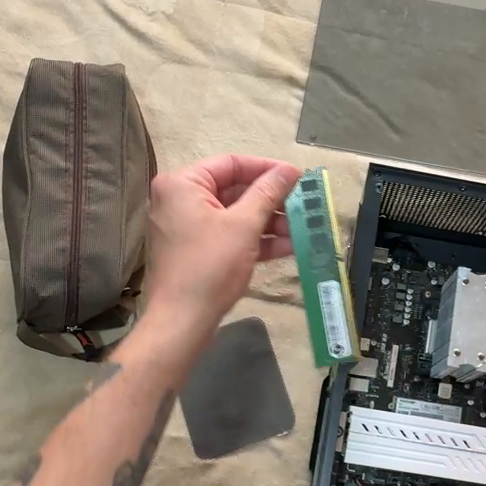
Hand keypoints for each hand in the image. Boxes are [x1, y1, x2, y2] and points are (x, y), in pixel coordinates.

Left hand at [143, 154, 299, 339]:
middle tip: (304, 203)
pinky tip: (289, 246)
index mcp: (183, 184)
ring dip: (270, 222)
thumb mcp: (244, 225)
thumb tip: (290, 170)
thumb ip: (268, 193)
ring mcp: (187, 226)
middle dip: (272, 200)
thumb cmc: (210, 266)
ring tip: (303, 228)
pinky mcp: (197, 250)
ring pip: (236, 214)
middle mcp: (181, 200)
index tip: (297, 176)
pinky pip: (230, 234)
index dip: (267, 169)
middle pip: (234, 189)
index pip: (231, 164)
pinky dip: (256, 239)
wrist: (182, 321)